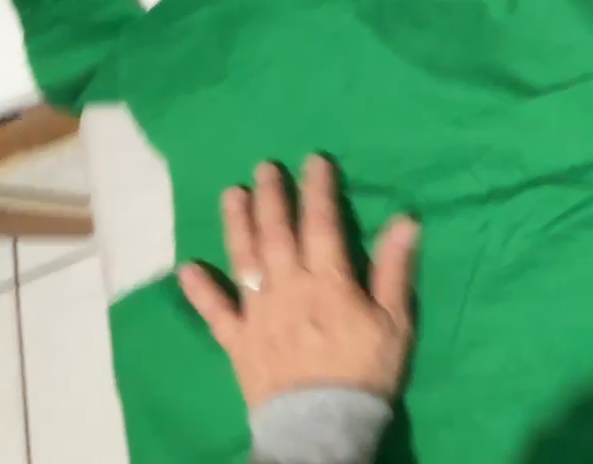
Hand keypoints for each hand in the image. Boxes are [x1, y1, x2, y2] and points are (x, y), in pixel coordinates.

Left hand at [179, 155, 419, 409]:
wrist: (322, 432)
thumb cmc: (365, 371)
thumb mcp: (394, 320)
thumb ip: (395, 269)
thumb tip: (405, 219)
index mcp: (328, 282)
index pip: (322, 224)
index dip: (318, 190)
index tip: (314, 161)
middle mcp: (288, 289)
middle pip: (278, 235)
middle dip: (272, 197)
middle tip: (264, 167)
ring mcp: (258, 316)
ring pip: (245, 262)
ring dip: (238, 226)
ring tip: (231, 194)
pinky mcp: (238, 343)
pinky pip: (215, 314)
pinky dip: (200, 291)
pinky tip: (187, 268)